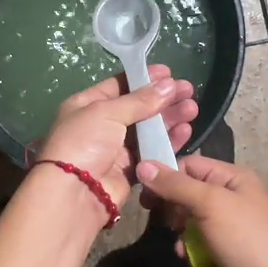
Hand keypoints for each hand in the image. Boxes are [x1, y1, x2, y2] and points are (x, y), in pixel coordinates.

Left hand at [33, 65, 198, 203]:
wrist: (75, 192)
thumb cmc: (84, 142)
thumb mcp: (107, 112)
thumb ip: (140, 100)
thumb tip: (169, 84)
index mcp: (86, 104)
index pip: (119, 85)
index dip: (144, 78)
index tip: (170, 73)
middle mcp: (100, 125)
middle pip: (137, 107)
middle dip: (163, 99)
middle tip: (188, 91)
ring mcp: (114, 148)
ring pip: (147, 130)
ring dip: (169, 119)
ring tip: (192, 109)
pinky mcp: (128, 170)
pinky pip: (152, 151)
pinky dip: (168, 141)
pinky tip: (186, 131)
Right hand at [136, 155, 267, 266]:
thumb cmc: (244, 240)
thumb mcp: (210, 204)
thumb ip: (175, 184)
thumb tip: (142, 164)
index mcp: (232, 178)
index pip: (189, 164)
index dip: (166, 174)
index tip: (142, 188)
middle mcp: (228, 196)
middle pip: (185, 190)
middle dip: (171, 204)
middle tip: (155, 214)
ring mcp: (224, 224)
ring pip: (185, 217)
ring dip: (178, 228)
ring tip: (181, 239)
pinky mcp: (218, 248)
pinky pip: (192, 240)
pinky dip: (187, 247)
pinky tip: (189, 257)